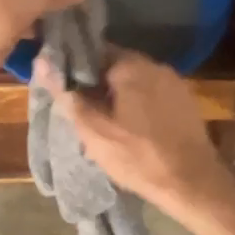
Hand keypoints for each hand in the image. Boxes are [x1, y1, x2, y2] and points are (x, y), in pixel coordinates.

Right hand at [48, 49, 234, 216]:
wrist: (192, 182)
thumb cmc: (138, 156)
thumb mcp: (95, 130)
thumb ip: (69, 95)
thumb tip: (42, 62)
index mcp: (133, 65)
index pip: (95, 52)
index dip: (76, 69)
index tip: (66, 89)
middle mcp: (157, 65)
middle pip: (118, 67)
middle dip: (99, 85)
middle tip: (83, 111)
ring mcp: (176, 83)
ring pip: (137, 82)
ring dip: (120, 96)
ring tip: (106, 123)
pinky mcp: (186, 103)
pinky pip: (154, 96)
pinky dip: (140, 106)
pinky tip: (134, 128)